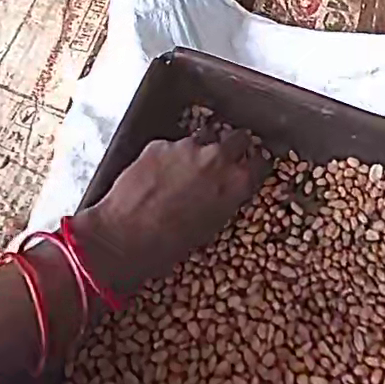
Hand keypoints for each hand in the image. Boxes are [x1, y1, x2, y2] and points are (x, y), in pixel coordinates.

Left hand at [71, 128, 266, 294]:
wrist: (124, 236)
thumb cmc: (168, 244)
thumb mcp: (210, 227)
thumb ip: (224, 200)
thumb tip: (224, 191)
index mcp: (236, 183)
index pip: (260, 162)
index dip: (256, 164)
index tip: (253, 164)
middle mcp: (217, 158)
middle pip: (237, 138)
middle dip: (234, 145)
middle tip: (225, 157)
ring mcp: (187, 147)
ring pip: (202, 138)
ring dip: (198, 150)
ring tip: (185, 169)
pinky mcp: (159, 143)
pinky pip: (171, 145)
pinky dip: (168, 156)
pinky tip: (157, 174)